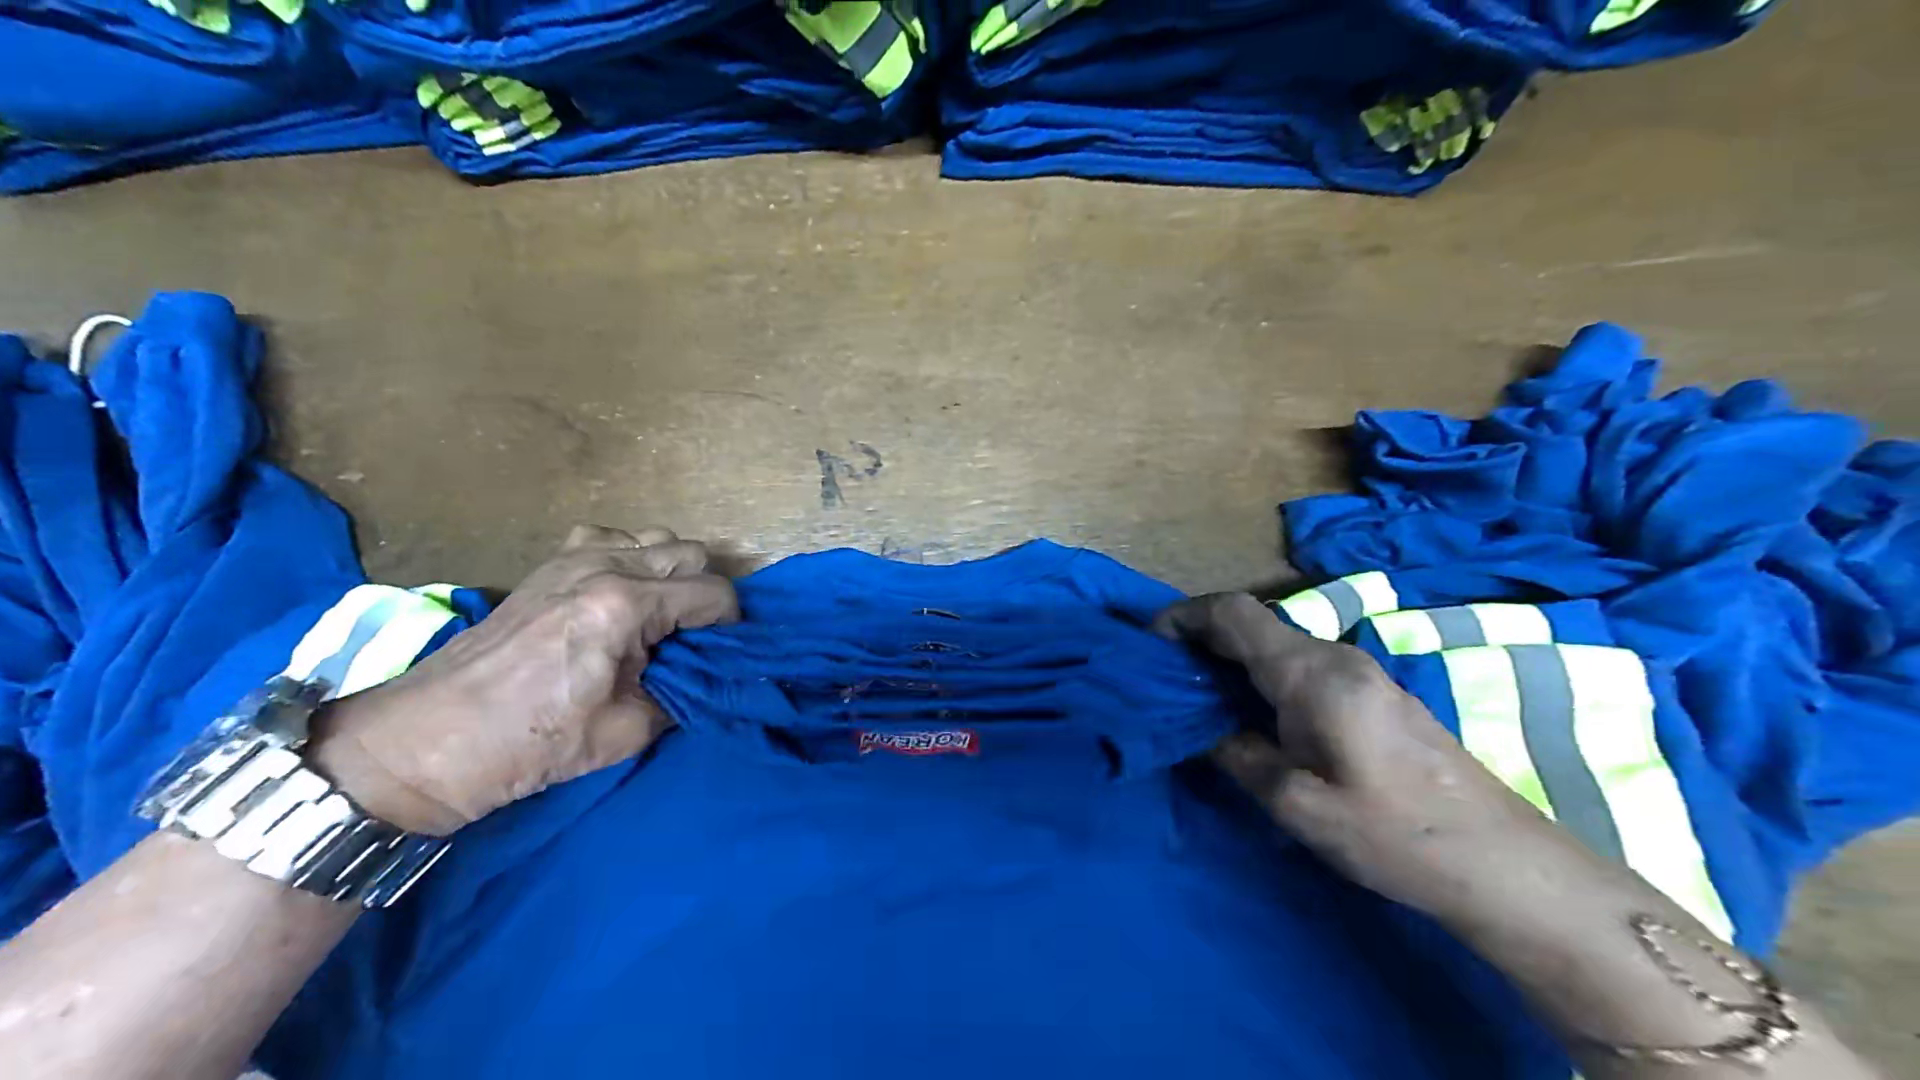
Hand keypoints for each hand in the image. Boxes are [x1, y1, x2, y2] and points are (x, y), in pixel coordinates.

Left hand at [307, 526, 739, 834]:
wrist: (426, 742)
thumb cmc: (528, 744)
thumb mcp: (627, 731)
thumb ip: (683, 692)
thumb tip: (709, 677)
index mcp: (625, 605)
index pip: (714, 593)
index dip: (730, 625)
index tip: (722, 655)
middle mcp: (603, 565)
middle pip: (691, 555)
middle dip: (704, 594)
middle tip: (690, 639)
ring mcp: (571, 558)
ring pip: (654, 539)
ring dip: (669, 572)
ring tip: (657, 617)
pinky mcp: (547, 565)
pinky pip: (609, 538)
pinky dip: (628, 558)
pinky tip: (617, 595)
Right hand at [1157, 592, 1623, 930]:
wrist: (1502, 862)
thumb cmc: (1392, 832)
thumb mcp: (1295, 802)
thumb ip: (1235, 753)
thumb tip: (1199, 729)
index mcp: (1310, 673)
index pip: (1232, 612)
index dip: (1183, 615)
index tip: (1149, 643)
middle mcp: (1334, 656)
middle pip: (1252, 624)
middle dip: (1200, 640)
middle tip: (1165, 679)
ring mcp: (1359, 671)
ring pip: (1275, 645)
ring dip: (1230, 660)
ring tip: (1199, 700)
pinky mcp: (1373, 692)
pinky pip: (1300, 665)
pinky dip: (1260, 675)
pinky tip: (1253, 715)